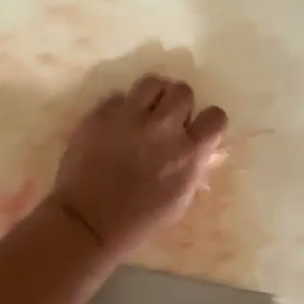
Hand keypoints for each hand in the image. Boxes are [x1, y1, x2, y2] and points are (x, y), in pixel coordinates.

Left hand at [49, 74, 228, 253]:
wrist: (88, 222)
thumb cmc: (139, 221)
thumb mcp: (180, 202)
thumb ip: (193, 169)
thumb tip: (198, 152)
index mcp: (188, 152)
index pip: (215, 116)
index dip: (208, 122)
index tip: (196, 130)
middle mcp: (162, 127)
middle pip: (182, 91)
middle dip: (178, 104)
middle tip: (166, 121)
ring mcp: (129, 117)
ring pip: (151, 82)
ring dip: (152, 96)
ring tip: (143, 112)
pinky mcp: (100, 114)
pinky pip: (117, 96)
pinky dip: (119, 108)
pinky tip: (114, 126)